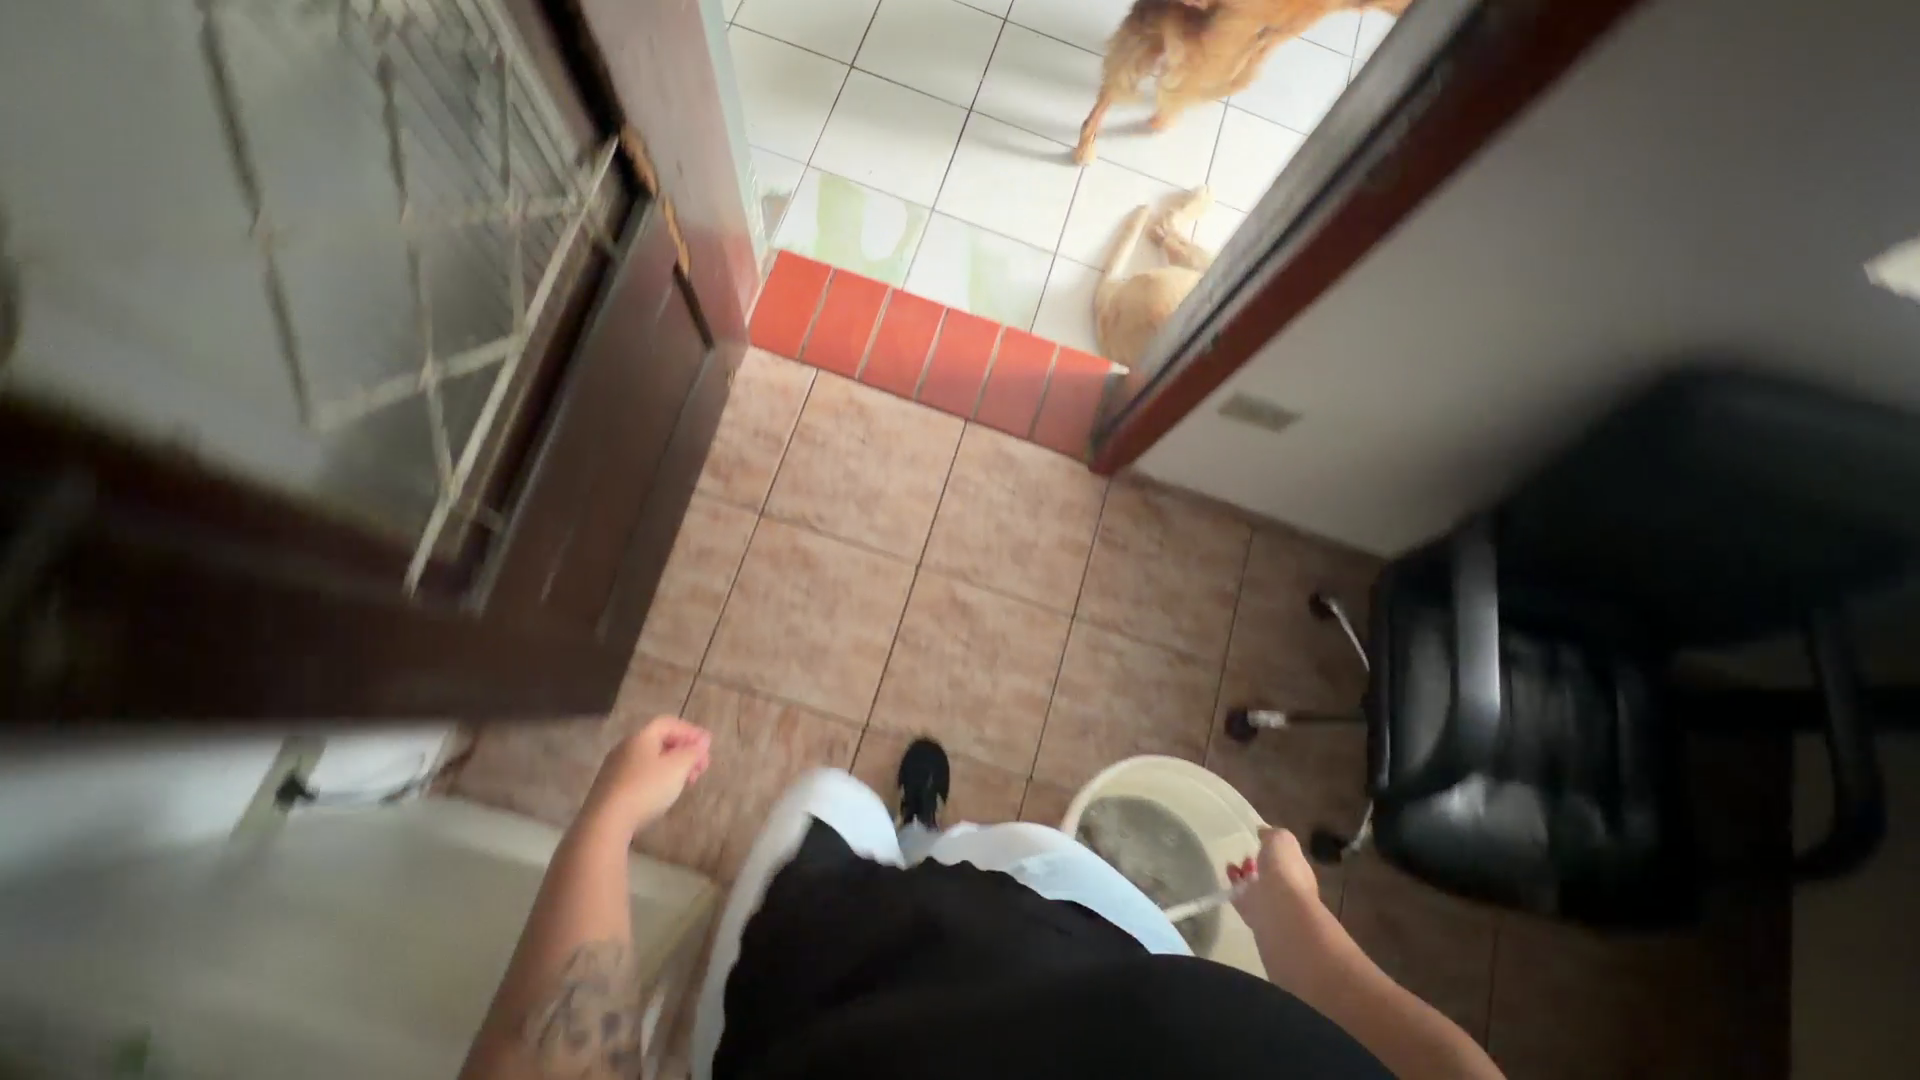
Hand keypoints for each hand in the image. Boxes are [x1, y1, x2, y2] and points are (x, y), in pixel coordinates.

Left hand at [582, 717, 711, 832]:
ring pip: (650, 759)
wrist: (606, 822)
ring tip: (686, 782)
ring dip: (673, 766)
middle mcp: (625, 747)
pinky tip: (664, 794)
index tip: (707, 746)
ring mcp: (614, 768)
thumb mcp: (678, 767)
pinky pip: (639, 775)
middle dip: (684, 752)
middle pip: (660, 741)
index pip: (669, 723)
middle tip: (701, 768)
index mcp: (641, 737)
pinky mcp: (609, 788)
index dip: (690, 731)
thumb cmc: (647, 788)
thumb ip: (693, 751)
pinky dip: (657, 778)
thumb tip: (702, 741)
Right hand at [1226, 827, 1322, 927]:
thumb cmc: (1284, 870)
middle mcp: (1287, 889)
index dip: (1274, 851)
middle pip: (1270, 874)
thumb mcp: (1281, 839)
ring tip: (1232, 864)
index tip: (1260, 841)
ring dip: (1245, 875)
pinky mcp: (1253, 914)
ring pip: (1256, 887)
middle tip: (1246, 855)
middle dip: (1258, 864)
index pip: (1287, 860)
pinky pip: (1241, 897)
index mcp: (1299, 871)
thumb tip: (1263, 832)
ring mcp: (1270, 903)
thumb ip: (1272, 834)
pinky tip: (1228, 874)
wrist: (1277, 908)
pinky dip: (1234, 886)